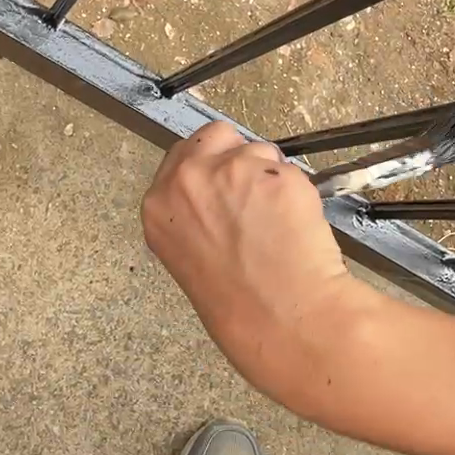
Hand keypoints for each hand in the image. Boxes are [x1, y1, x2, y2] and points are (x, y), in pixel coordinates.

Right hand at [142, 121, 364, 414]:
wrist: (280, 318)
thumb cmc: (237, 303)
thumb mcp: (186, 254)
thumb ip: (189, 211)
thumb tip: (212, 187)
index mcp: (158, 206)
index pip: (181, 157)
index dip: (208, 168)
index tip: (222, 183)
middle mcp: (187, 181)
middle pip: (215, 137)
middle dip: (235, 156)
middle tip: (252, 195)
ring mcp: (231, 172)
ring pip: (258, 150)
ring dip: (269, 176)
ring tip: (274, 222)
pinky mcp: (274, 174)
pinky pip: (290, 169)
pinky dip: (296, 191)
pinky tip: (293, 224)